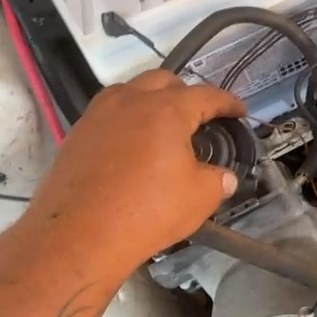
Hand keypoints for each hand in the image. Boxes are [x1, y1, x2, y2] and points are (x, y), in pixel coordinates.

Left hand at [21, 70, 244, 275]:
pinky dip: (128, 120)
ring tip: (165, 125)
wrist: (81, 235)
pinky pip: (109, 114)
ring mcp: (98, 116)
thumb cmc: (149, 210)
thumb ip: (218, 179)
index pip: (206, 95)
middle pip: (163, 81)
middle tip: (200, 116)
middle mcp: (130, 102)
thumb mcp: (201, 196)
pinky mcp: (77, 135)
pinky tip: (135, 145)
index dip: (228, 102)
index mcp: (167, 111)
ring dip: (152, 101)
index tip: (239, 111)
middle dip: (186, 93)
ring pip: (130, 92)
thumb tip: (223, 177)